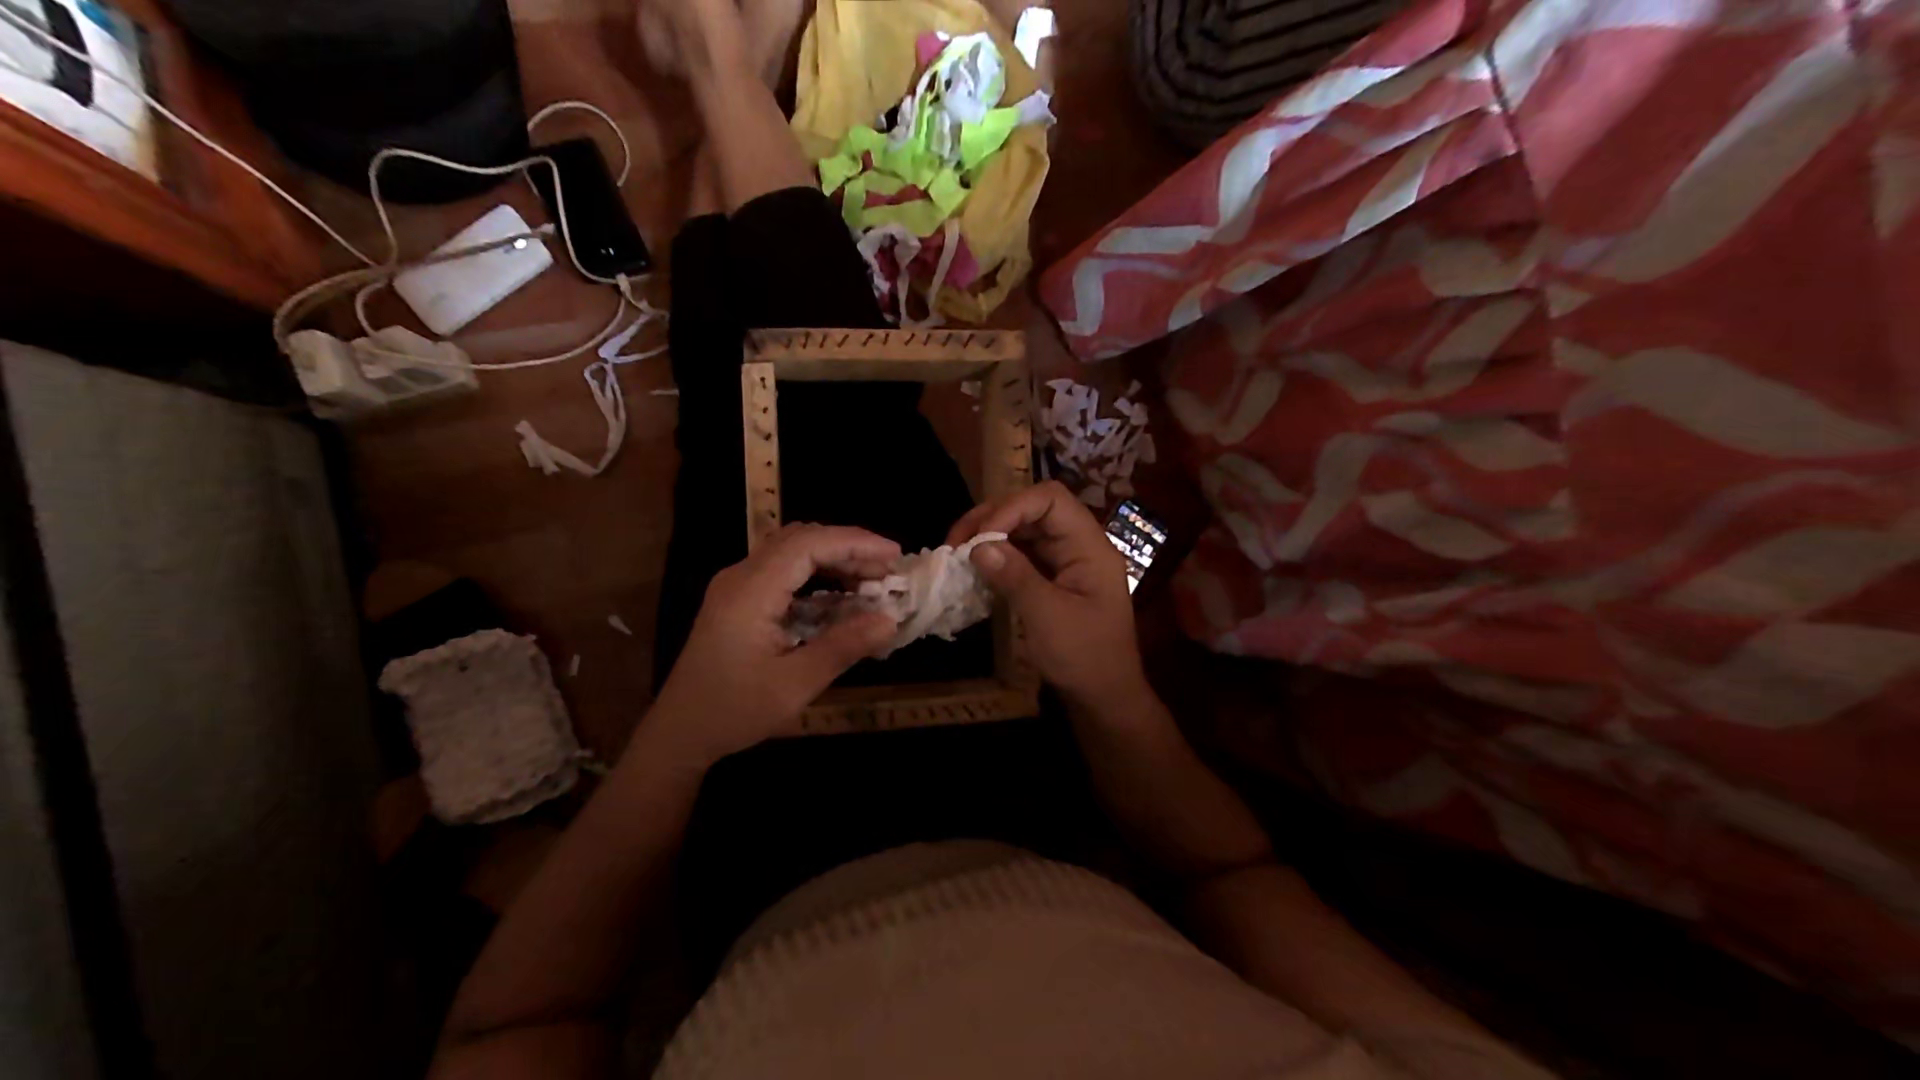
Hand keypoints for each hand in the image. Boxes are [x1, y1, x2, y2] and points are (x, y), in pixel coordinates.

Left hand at [647, 524, 899, 766]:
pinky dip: (816, 577)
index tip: (895, 555)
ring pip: (792, 552)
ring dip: (833, 560)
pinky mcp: (739, 600)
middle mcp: (741, 577)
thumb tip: (889, 620)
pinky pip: (783, 572)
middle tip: (888, 570)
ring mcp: (737, 587)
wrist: (680, 732)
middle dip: (848, 548)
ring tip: (871, 582)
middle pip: (800, 539)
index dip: (855, 542)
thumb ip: (842, 647)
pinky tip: (840, 599)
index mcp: (750, 591)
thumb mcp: (794, 685)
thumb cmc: (733, 711)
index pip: (808, 544)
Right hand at [947, 482, 1146, 711]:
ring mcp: (1065, 562)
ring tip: (957, 553)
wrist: (1104, 697)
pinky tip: (973, 569)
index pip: (1051, 500)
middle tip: (955, 542)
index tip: (979, 537)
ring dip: (989, 536)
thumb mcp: (1047, 618)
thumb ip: (1015, 577)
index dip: (1011, 507)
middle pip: (1033, 510)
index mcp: (1090, 547)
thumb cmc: (1084, 657)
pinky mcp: (1051, 579)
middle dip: (992, 519)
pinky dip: (996, 556)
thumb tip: (977, 546)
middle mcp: (1078, 546)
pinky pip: (1021, 554)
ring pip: (1023, 530)